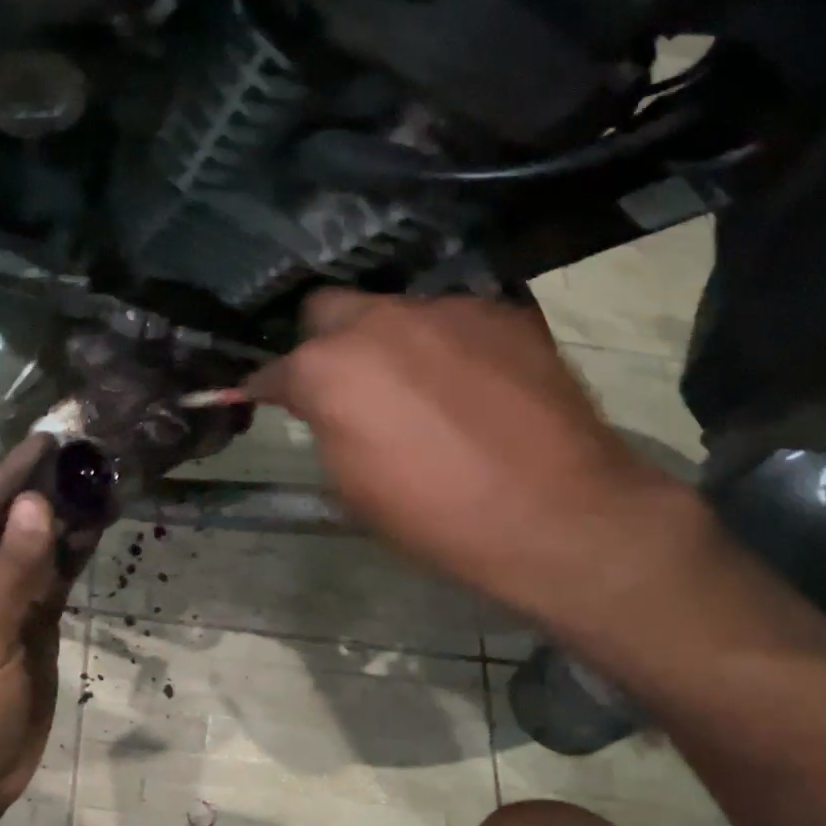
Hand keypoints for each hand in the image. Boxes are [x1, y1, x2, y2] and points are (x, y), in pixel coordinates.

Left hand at [0, 436, 80, 824]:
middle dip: (41, 493)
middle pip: (3, 525)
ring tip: (101, 482)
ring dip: (61, 521)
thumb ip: (13, 570)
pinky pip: (49, 580)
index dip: (8, 476)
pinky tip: (98, 526)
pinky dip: (71, 556)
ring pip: (31, 550)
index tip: (46, 442)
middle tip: (85, 455)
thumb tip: (37, 503)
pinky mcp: (27, 625)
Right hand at [245, 289, 697, 622]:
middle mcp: (377, 322)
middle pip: (325, 308)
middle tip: (345, 383)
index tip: (271, 402)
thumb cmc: (435, 517)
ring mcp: (443, 310)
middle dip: (322, 341)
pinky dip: (446, 346)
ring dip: (389, 343)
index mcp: (328, 370)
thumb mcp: (350, 486)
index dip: (268, 389)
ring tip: (420, 387)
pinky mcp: (501, 312)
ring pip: (393, 311)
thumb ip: (325, 428)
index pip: (273, 369)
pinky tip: (471, 386)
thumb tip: (321, 408)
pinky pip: (452, 321)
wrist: (558, 516)